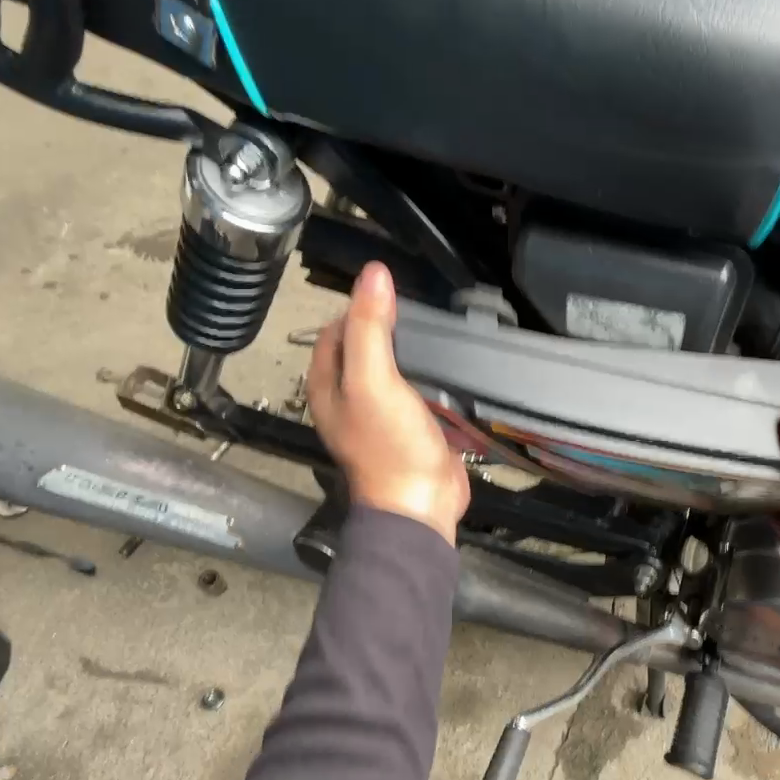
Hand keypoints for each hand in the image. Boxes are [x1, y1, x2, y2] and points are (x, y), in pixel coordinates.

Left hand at [308, 262, 469, 542]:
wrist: (421, 504)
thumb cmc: (389, 448)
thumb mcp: (374, 380)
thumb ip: (371, 327)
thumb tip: (374, 275)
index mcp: (328, 384)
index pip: (337, 328)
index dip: (360, 307)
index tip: (391, 292)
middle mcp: (351, 398)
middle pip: (366, 348)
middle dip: (390, 328)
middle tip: (420, 311)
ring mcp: (383, 416)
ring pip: (396, 371)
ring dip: (415, 354)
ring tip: (438, 335)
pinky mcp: (413, 430)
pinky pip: (420, 394)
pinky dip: (433, 381)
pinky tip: (451, 372)